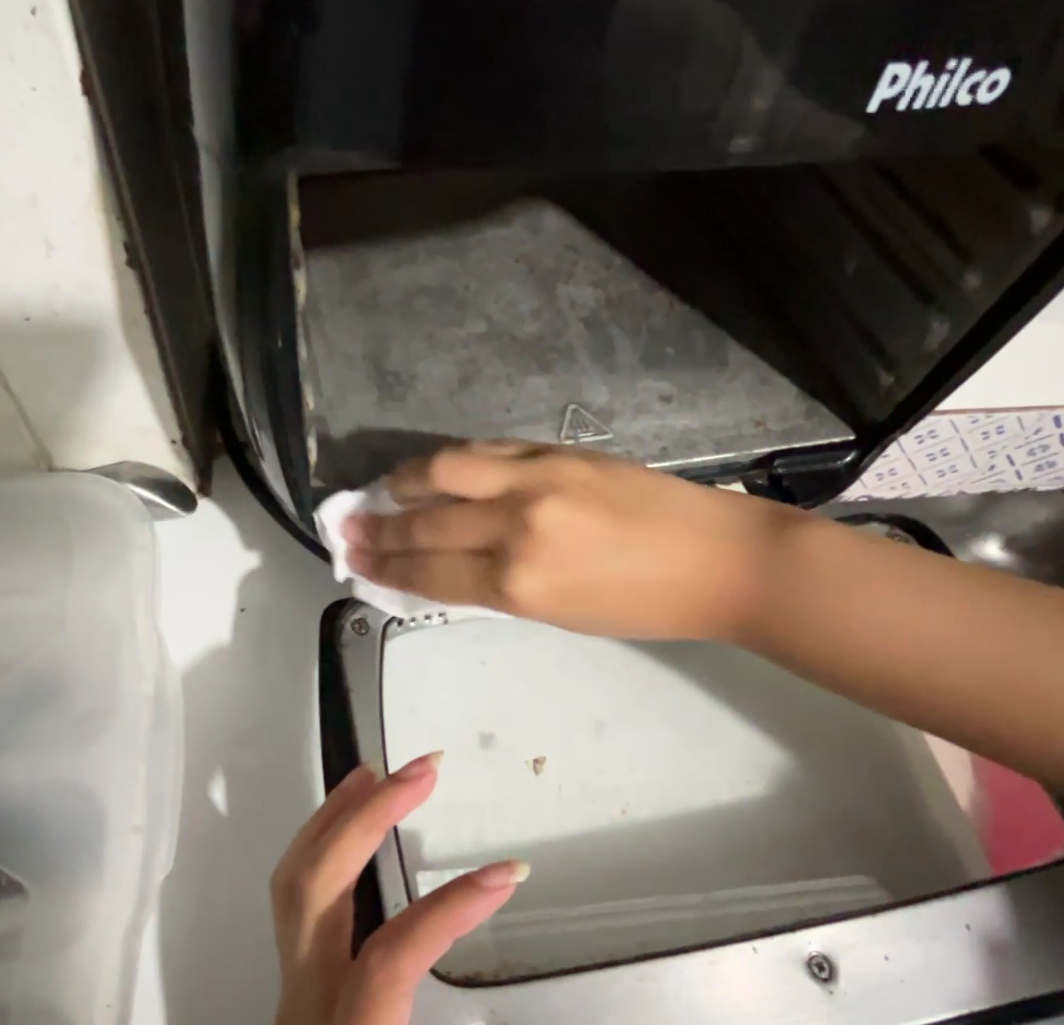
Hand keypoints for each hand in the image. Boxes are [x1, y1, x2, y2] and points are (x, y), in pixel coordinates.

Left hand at [272, 752, 527, 1024]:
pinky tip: (349, 830)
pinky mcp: (291, 984)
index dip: (448, 908)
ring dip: (337, 816)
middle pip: (315, 886)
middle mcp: (304, 1001)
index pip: (390, 958)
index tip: (505, 872)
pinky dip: (323, 845)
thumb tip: (512, 972)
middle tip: (423, 771)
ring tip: (377, 776)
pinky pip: (294, 894)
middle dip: (368, 817)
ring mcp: (289, 990)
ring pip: (293, 881)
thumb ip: (450, 1015)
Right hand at [343, 441, 806, 640]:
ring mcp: (534, 479)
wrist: (717, 559)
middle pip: (426, 522)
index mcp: (517, 582)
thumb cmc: (643, 607)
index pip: (428, 572)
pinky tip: (435, 467)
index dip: (385, 566)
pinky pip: (484, 449)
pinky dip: (451, 460)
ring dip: (405, 480)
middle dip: (380, 528)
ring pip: (445, 469)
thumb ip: (496, 587)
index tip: (354, 559)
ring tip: (383, 489)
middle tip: (347, 527)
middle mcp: (514, 525)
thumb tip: (442, 567)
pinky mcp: (555, 451)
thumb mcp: (559, 615)